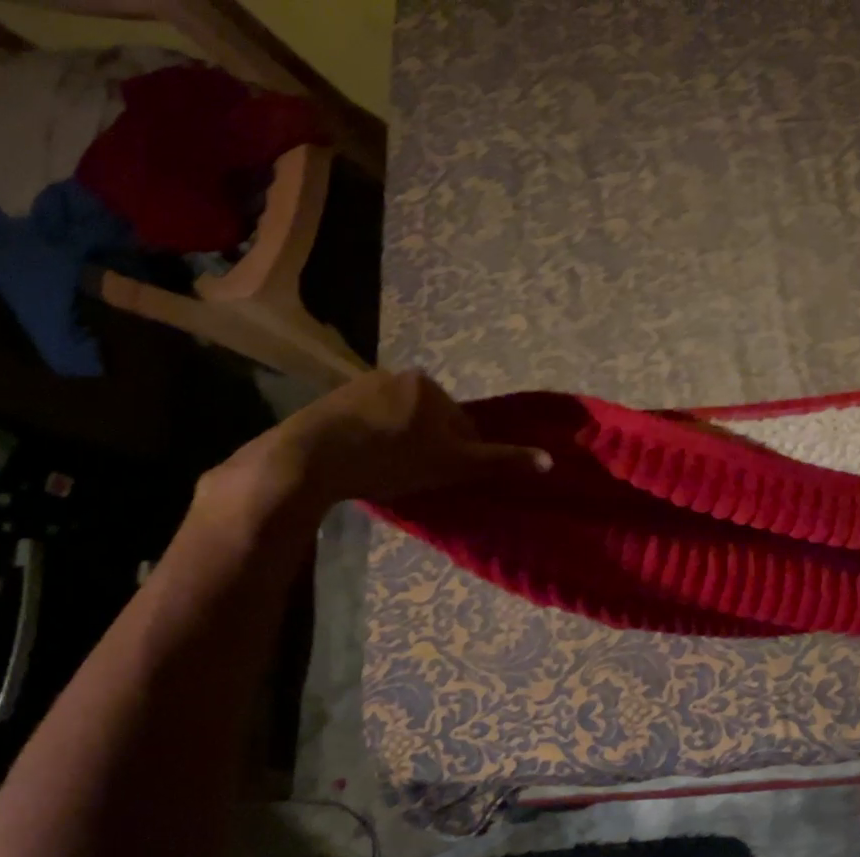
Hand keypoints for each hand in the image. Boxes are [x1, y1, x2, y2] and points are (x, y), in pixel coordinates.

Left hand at [202, 370, 548, 520]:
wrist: (309, 459)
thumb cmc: (391, 458)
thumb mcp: (453, 463)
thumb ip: (500, 460)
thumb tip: (550, 461)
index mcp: (428, 384)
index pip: (464, 424)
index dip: (462, 455)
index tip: (446, 477)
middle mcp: (396, 375)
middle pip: (432, 422)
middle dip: (431, 449)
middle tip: (419, 478)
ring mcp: (359, 386)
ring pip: (400, 424)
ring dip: (404, 447)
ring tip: (392, 475)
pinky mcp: (330, 403)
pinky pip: (369, 425)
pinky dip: (375, 444)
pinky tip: (366, 465)